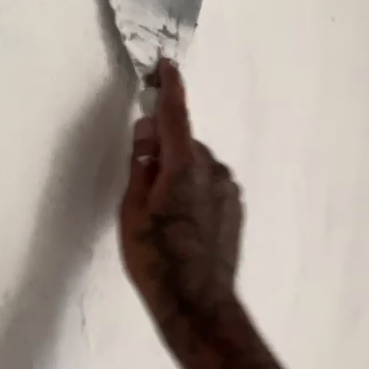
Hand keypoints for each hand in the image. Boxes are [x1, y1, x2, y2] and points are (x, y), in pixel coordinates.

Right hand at [120, 61, 290, 368]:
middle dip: (163, 150)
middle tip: (140, 182)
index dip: (170, 88)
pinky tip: (181, 224)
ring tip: (161, 215)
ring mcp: (229, 190)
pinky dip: (193, 191)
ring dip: (179, 175)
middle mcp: (213, 170)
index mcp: (185, 165)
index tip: (165, 66)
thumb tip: (148, 132)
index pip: (176, 115)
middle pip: (183, 144)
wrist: (198, 303)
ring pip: (196, 166)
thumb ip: (142, 165)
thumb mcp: (132, 210)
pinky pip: (208, 186)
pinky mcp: (235, 208)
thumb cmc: (156, 259)